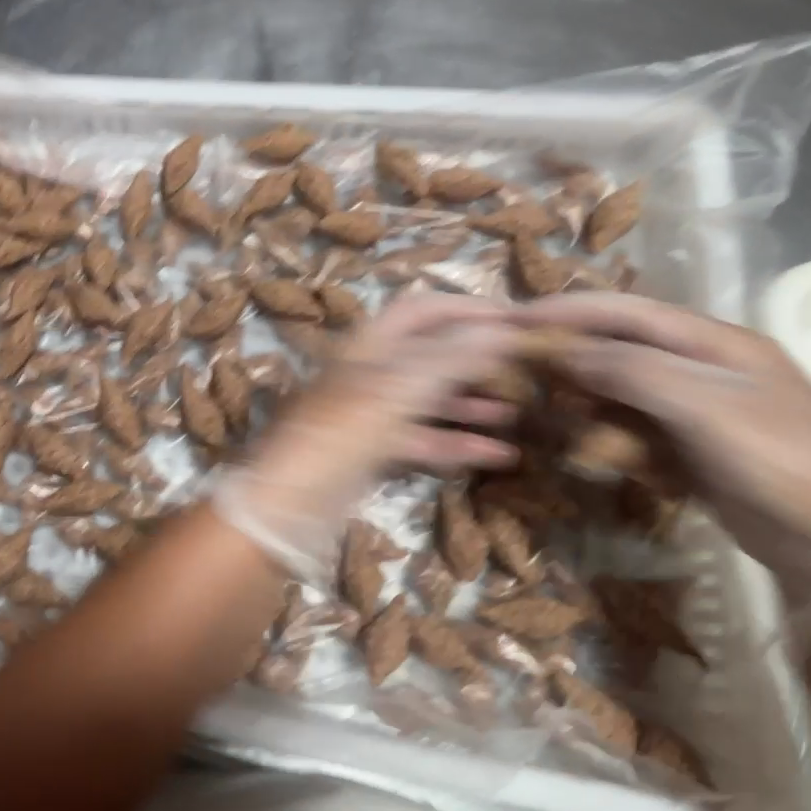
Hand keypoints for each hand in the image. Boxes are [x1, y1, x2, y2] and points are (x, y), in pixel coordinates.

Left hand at [217, 294, 518, 580]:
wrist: (284, 502)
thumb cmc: (337, 436)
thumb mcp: (395, 392)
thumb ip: (448, 359)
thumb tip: (499, 328)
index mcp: (366, 347)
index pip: (420, 310)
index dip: (465, 308)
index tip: (515, 319)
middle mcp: (367, 373)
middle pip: (427, 354)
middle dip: (473, 357)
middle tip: (525, 366)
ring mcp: (367, 413)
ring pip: (426, 399)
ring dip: (469, 402)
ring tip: (517, 411)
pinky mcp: (369, 452)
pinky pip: (420, 440)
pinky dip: (456, 443)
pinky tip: (498, 454)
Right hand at [517, 292, 810, 601]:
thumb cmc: (782, 462)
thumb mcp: (704, 406)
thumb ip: (630, 370)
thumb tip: (563, 352)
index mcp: (717, 342)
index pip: (626, 311)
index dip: (567, 311)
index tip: (511, 321)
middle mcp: (705, 368)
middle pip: (618, 351)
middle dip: (570, 362)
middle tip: (518, 377)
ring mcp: (700, 413)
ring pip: (619, 396)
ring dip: (589, 410)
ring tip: (558, 427)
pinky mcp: (694, 453)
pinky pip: (634, 435)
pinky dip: (613, 445)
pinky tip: (605, 462)